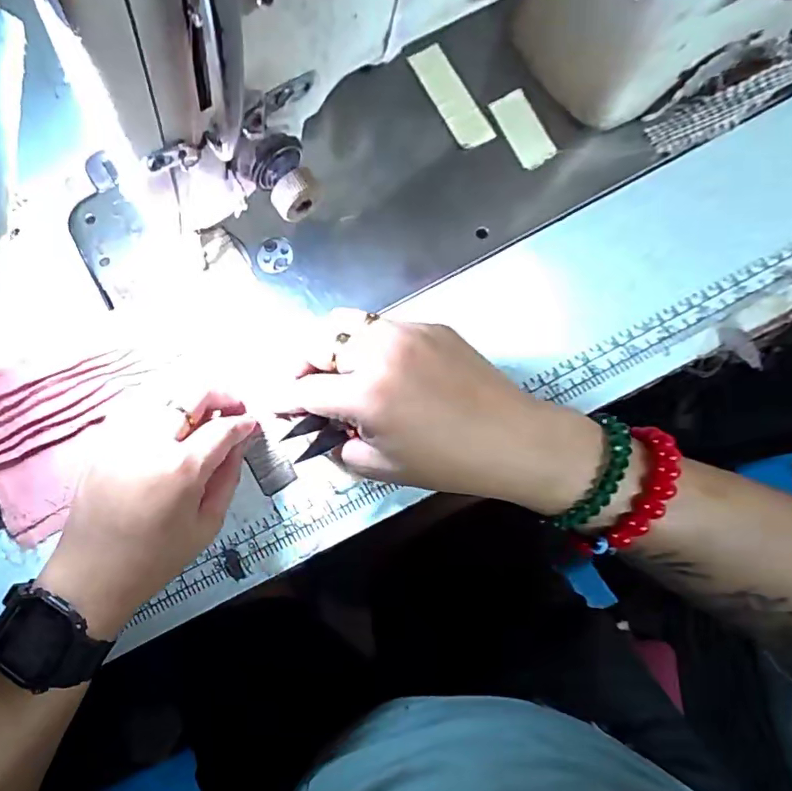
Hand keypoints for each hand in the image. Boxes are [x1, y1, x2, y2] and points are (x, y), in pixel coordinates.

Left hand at [33, 388, 257, 638]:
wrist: (93, 574)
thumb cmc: (156, 559)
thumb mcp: (206, 525)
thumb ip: (226, 478)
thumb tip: (238, 445)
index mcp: (181, 468)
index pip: (221, 427)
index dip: (243, 423)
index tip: (252, 425)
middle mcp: (150, 441)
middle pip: (190, 392)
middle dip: (219, 395)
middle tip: (233, 407)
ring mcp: (121, 436)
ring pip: (160, 390)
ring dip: (188, 393)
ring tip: (203, 409)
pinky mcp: (101, 440)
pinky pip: (135, 406)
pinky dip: (158, 402)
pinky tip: (170, 418)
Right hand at [275, 312, 603, 514]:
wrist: (512, 438)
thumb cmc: (447, 463)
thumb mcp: (382, 468)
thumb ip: (339, 446)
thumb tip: (321, 428)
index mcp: (366, 394)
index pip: (306, 388)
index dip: (286, 399)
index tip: (279, 404)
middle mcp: (380, 352)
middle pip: (316, 341)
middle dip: (302, 364)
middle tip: (307, 387)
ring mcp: (407, 332)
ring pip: (347, 322)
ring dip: (332, 347)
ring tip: (340, 372)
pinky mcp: (430, 325)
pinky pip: (382, 326)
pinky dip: (368, 343)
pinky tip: (383, 368)